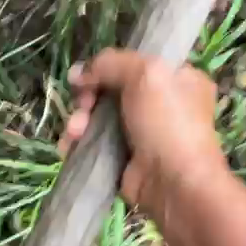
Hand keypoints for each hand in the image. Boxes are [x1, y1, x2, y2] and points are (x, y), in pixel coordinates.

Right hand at [62, 49, 226, 208]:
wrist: (174, 182)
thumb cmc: (168, 122)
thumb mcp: (146, 74)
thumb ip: (111, 63)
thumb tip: (78, 73)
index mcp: (177, 78)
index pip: (134, 63)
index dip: (106, 67)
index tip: (85, 76)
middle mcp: (160, 103)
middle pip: (109, 90)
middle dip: (88, 98)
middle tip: (83, 106)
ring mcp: (140, 132)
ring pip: (97, 117)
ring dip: (79, 121)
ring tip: (75, 133)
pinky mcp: (123, 156)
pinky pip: (93, 142)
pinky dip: (78, 143)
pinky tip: (69, 147)